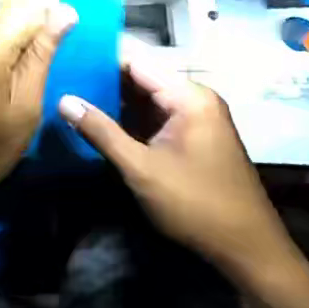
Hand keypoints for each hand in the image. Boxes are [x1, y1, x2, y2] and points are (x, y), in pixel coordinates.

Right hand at [59, 50, 298, 281]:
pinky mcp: (195, 138)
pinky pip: (158, 119)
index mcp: (189, 97)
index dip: (100, 60)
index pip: (137, 63)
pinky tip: (100, 124)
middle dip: (104, 83)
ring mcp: (198, 119)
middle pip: (142, 80)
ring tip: (72, 98)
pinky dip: (132, 121)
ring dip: (115, 103)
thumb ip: (101, 132)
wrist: (246, 247)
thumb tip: (64, 100)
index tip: (65, 60)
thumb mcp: (141, 168)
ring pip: (148, 101)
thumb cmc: (194, 204)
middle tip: (62, 81)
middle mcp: (196, 99)